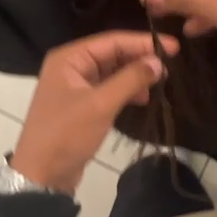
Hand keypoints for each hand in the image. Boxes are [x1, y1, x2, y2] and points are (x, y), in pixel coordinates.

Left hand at [12, 31, 178, 193]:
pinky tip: (141, 100)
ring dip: (134, 77)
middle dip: (139, 59)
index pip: (111, 41)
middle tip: (169, 67)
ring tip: (158, 85)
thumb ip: (130, 79)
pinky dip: (125, 92)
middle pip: (111, 55)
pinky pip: (107, 90)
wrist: (42, 175)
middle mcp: (70, 67)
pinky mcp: (81, 106)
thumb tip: (158, 62)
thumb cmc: (67, 134)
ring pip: (111, 73)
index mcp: (69, 58)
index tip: (174, 47)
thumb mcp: (101, 105)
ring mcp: (74, 87)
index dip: (143, 43)